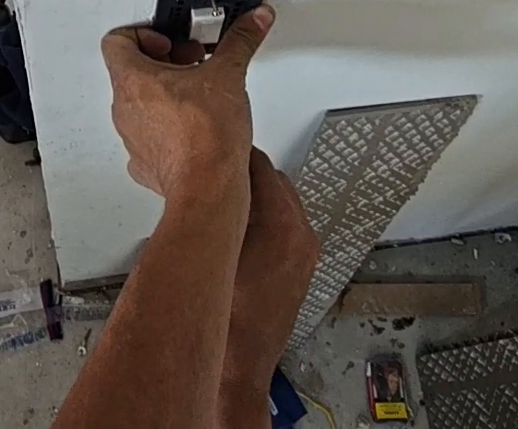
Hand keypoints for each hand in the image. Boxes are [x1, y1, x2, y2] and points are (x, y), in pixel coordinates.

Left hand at [102, 5, 274, 203]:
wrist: (209, 188)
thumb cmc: (207, 137)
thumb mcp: (229, 74)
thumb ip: (241, 40)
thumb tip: (254, 20)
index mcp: (133, 80)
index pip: (117, 40)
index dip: (145, 34)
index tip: (172, 41)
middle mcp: (125, 108)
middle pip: (131, 70)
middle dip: (164, 61)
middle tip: (191, 62)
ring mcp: (133, 136)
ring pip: (141, 103)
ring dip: (166, 92)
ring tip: (199, 92)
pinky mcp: (146, 161)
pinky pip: (151, 134)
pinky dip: (170, 125)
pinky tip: (196, 124)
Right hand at [222, 149, 319, 400]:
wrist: (237, 369)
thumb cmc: (224, 319)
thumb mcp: (213, 249)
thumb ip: (217, 207)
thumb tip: (211, 176)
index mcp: (285, 226)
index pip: (260, 166)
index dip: (233, 155)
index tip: (215, 149)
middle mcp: (303, 235)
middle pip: (273, 180)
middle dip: (245, 174)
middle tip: (214, 173)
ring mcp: (306, 252)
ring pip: (281, 200)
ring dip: (255, 194)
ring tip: (223, 199)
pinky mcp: (302, 265)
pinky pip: (286, 223)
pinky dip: (265, 215)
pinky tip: (238, 225)